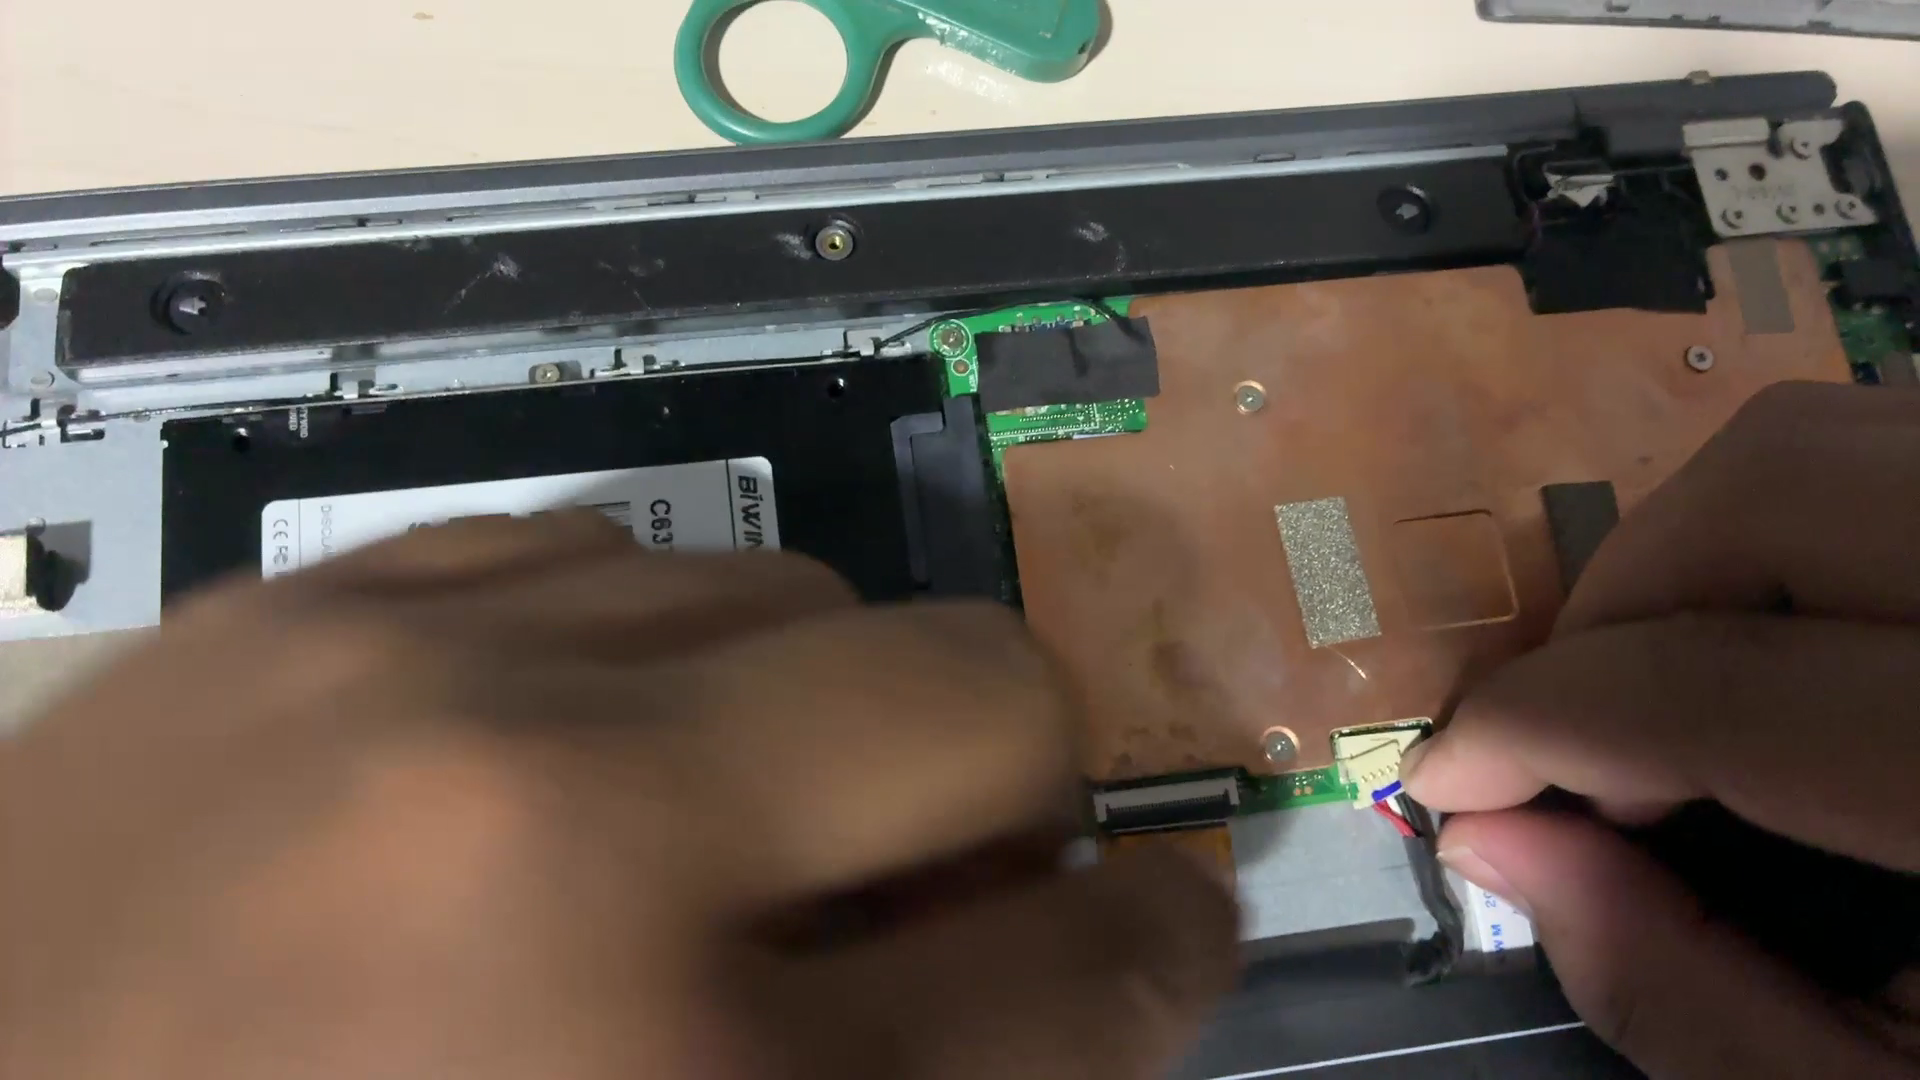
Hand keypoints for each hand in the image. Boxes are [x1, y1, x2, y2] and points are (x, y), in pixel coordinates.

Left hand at [0, 514, 1235, 1079]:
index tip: (1181, 919)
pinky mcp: (307, 606)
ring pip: (807, 591)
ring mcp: (415, 679)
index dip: (1156, 946)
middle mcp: (554, 846)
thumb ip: (950, 1069)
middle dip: (1027, 779)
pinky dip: (661, 653)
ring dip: (825, 716)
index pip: (1074, 974)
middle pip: (987, 692)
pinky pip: (621, 553)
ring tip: (730, 820)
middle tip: (960, 858)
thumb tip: (1096, 940)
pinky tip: (587, 747)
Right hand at [1403, 383, 1919, 1078]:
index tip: (1446, 782)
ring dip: (1685, 560)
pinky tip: (1790, 648)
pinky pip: (1899, 452)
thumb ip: (1676, 989)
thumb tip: (1489, 849)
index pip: (1700, 689)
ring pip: (1824, 444)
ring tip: (1670, 682)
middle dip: (1602, 613)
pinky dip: (1788, 536)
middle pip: (1763, 495)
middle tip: (1572, 730)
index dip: (1518, 728)